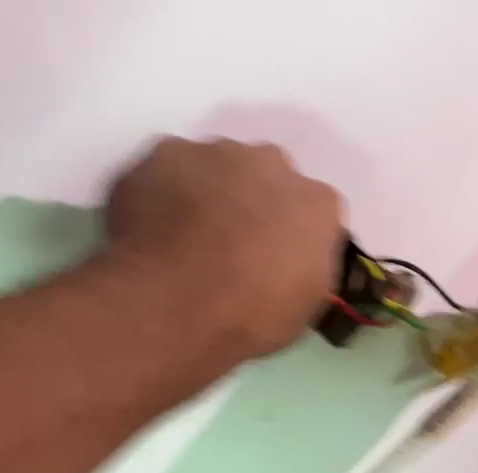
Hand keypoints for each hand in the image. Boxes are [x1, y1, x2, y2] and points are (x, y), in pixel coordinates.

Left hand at [104, 136, 342, 358]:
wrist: (172, 304)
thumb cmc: (251, 315)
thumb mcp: (306, 305)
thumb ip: (309, 265)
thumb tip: (295, 258)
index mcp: (316, 204)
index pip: (315, 211)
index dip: (296, 237)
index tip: (280, 261)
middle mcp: (271, 163)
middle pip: (269, 176)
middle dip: (258, 203)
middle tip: (238, 245)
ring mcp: (214, 152)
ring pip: (220, 167)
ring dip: (214, 193)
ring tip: (193, 238)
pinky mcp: (162, 151)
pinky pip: (172, 168)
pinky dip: (169, 191)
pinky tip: (160, 227)